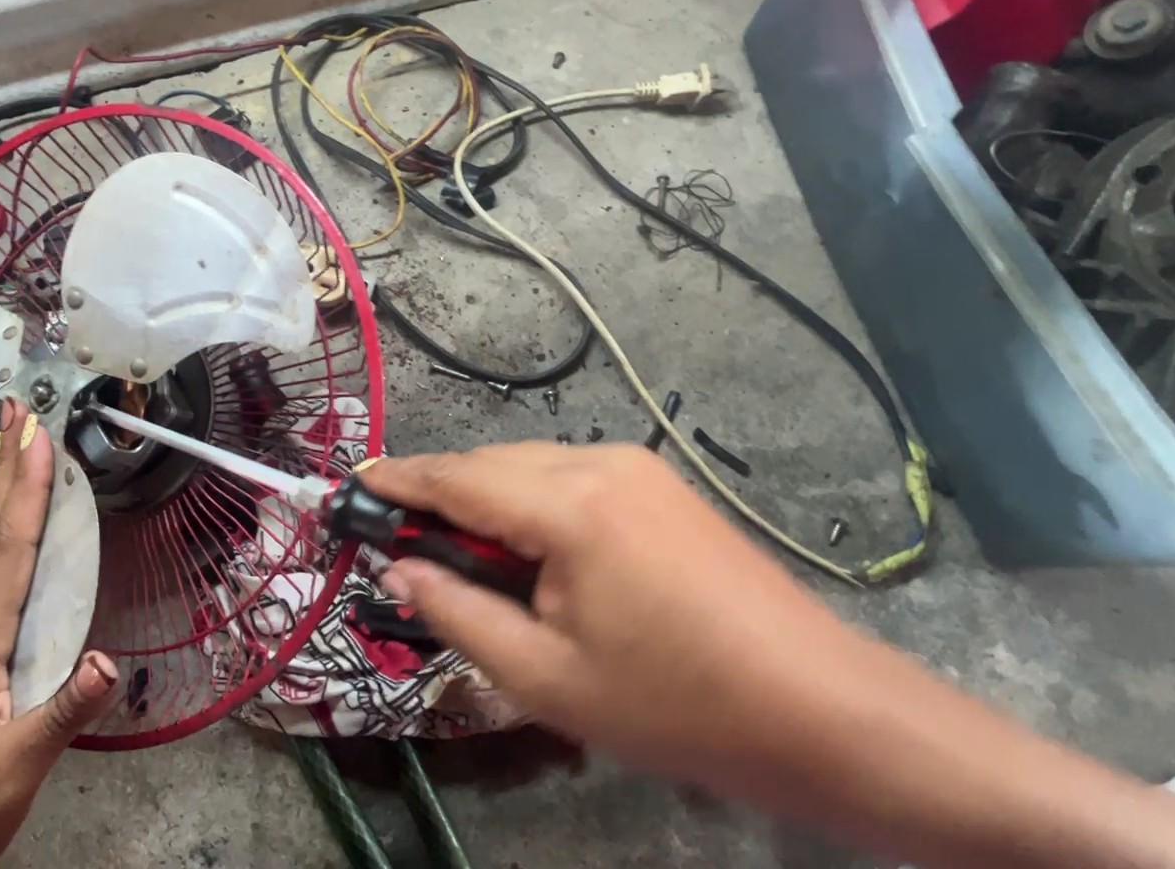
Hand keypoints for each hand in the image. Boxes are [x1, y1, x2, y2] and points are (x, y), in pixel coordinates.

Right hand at [360, 442, 855, 780]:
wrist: (821, 709)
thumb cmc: (674, 704)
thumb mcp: (545, 676)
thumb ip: (457, 612)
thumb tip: (397, 571)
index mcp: (569, 506)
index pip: (457, 478)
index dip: (399, 481)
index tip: (353, 484)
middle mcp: (599, 464)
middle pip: (491, 464)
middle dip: (437, 492)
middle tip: (392, 532)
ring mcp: (637, 470)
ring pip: (528, 467)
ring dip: (483, 499)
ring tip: (452, 548)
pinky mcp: (659, 487)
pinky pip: (568, 478)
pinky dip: (526, 503)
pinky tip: (521, 547)